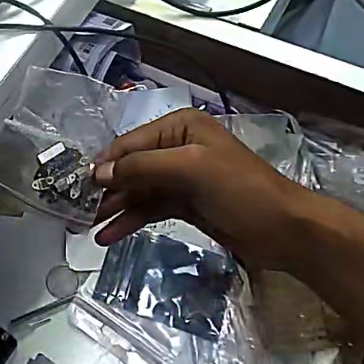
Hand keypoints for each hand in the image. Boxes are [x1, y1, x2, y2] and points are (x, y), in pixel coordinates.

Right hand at [91, 108, 327, 272]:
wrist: (286, 231)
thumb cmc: (242, 191)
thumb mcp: (190, 170)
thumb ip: (142, 168)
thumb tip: (98, 173)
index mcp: (180, 128)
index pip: (130, 144)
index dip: (104, 165)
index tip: (76, 187)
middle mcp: (177, 148)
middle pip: (130, 168)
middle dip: (106, 189)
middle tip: (77, 211)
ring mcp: (181, 177)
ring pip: (137, 190)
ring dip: (114, 207)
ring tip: (88, 227)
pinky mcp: (185, 204)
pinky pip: (149, 208)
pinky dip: (130, 220)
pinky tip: (109, 235)